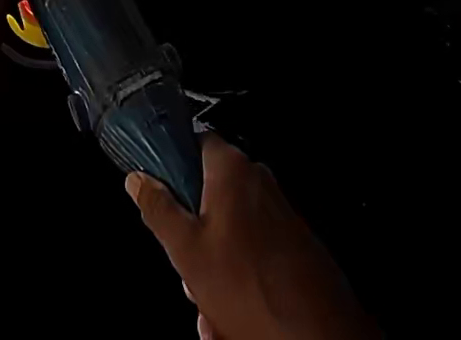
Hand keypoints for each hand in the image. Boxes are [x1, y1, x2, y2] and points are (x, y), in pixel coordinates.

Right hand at [127, 135, 376, 339]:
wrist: (322, 337)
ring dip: (213, 260)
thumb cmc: (254, 288)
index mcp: (231, 167)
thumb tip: (138, 181)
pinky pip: (253, 248)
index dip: (170, 164)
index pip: (192, 140)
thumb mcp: (186, 248)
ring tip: (209, 303)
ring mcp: (280, 211)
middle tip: (185, 264)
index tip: (156, 188)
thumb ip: (157, 206)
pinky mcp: (295, 243)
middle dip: (192, 230)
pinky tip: (232, 309)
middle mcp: (259, 180)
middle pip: (208, 191)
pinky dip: (239, 272)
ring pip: (229, 227)